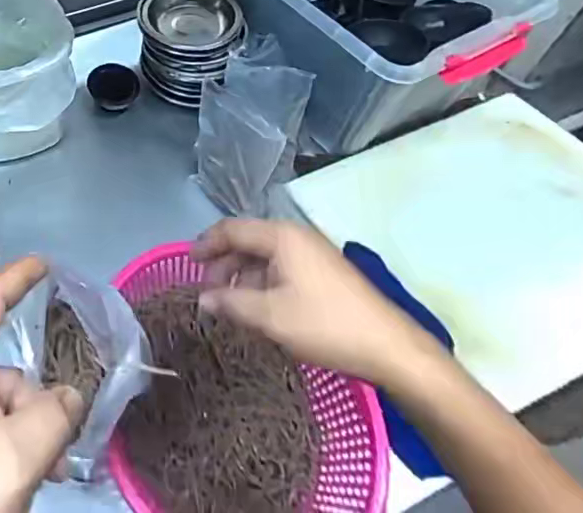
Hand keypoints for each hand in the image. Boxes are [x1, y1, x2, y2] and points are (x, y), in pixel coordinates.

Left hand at [0, 256, 87, 512]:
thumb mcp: (15, 455)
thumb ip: (53, 416)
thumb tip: (72, 395)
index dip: (14, 277)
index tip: (43, 261)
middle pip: (0, 354)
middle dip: (35, 375)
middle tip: (65, 385)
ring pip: (8, 395)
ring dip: (37, 421)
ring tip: (55, 463)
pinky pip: (2, 424)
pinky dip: (27, 439)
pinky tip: (46, 472)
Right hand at [191, 219, 438, 385]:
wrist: (395, 352)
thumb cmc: (326, 325)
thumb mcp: (270, 316)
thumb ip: (230, 303)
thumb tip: (202, 300)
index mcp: (281, 236)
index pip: (230, 229)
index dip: (205, 245)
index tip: (187, 264)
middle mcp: (296, 236)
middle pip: (247, 242)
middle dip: (223, 265)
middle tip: (209, 292)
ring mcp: (314, 254)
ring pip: (264, 257)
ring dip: (243, 277)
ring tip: (232, 305)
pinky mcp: (326, 273)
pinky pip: (282, 268)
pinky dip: (264, 283)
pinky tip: (260, 308)